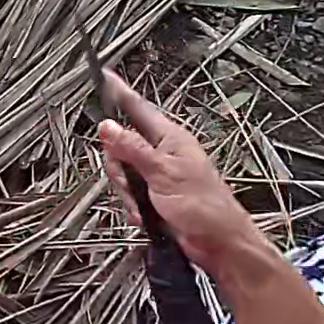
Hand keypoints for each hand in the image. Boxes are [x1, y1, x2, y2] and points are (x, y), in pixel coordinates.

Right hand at [98, 70, 276, 284]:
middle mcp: (163, 152)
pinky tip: (145, 215)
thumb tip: (109, 126)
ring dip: (127, 191)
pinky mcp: (155, 194)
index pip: (137, 107)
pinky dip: (133, 205)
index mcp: (169, 137)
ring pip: (123, 171)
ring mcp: (158, 173)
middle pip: (121, 145)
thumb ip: (132, 149)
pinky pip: (130, 192)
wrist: (220, 245)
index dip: (118, 93)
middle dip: (119, 167)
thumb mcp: (162, 173)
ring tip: (142, 204)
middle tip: (128, 181)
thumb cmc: (205, 207)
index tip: (103, 77)